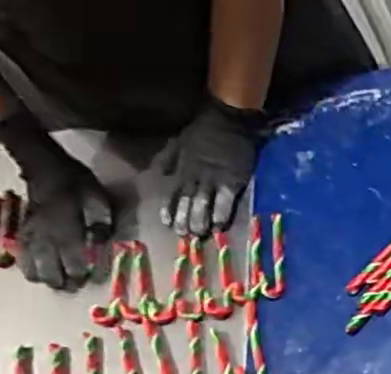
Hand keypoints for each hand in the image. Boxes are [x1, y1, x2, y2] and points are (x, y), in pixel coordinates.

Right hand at [0, 112, 113, 289]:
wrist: (43, 165)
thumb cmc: (74, 183)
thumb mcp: (97, 199)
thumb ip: (100, 224)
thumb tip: (99, 246)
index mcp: (65, 232)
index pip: (73, 268)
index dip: (83, 275)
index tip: (91, 272)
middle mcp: (45, 239)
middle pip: (51, 276)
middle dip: (65, 282)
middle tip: (76, 277)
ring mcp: (31, 238)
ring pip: (33, 273)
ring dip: (48, 278)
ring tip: (61, 273)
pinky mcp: (23, 235)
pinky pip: (22, 261)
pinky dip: (33, 268)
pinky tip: (44, 265)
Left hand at [157, 98, 260, 236]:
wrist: (228, 120)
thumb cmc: (204, 130)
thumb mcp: (180, 140)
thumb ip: (168, 157)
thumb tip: (160, 174)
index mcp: (183, 168)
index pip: (174, 193)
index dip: (170, 209)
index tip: (166, 223)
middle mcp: (195, 177)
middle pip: (187, 203)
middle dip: (184, 220)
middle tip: (184, 236)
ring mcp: (213, 180)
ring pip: (203, 205)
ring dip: (199, 221)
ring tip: (198, 235)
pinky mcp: (230, 183)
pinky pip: (224, 203)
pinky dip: (220, 216)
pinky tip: (217, 227)